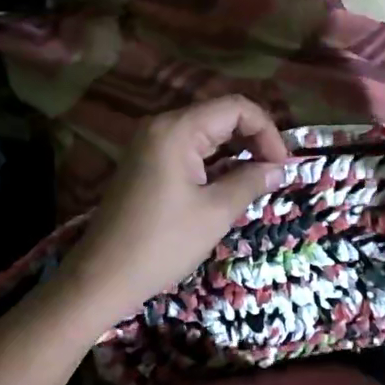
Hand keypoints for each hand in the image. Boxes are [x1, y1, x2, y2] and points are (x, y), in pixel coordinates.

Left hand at [56, 97, 288, 325]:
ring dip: (234, 151)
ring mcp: (148, 144)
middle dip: (252, 139)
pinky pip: (186, 149)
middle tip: (273, 173)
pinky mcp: (143, 163)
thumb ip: (250, 182)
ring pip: (203, 133)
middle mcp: (160, 126)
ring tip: (256, 180)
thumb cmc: (162, 244)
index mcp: (176, 130)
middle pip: (218, 115)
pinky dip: (211, 161)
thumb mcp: (215, 212)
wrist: (102, 276)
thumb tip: (277, 169)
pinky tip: (227, 183)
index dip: (266, 131)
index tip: (282, 166)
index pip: (235, 108)